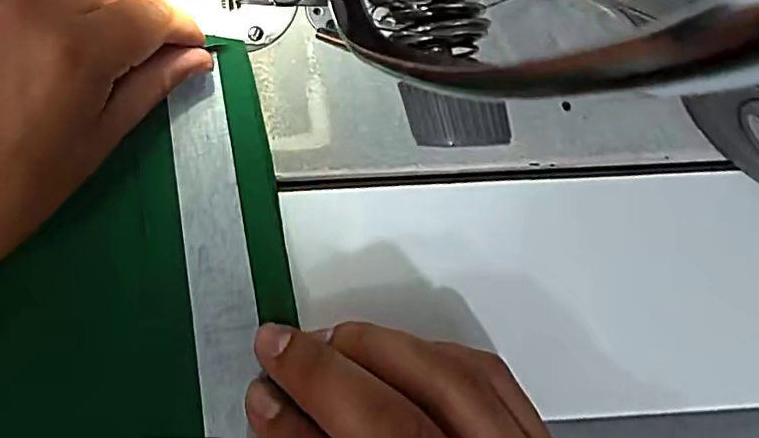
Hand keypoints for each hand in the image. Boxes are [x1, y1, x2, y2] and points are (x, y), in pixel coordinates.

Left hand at [0, 0, 212, 354]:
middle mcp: (42, 7)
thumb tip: (197, 57)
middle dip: (154, 1)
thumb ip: (152, 87)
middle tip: (159, 43)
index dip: (183, 26)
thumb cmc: (12, 194)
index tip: (191, 49)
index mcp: (75, 51)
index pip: (154, 10)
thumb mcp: (95, 145)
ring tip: (120, 37)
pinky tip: (78, 31)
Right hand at [246, 322, 549, 437]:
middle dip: (330, 366)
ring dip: (380, 345)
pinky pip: (491, 380)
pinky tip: (399, 353)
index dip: (310, 396)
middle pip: (404, 415)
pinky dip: (436, 355)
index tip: (267, 377)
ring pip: (454, 379)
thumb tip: (276, 414)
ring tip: (333, 342)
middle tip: (283, 348)